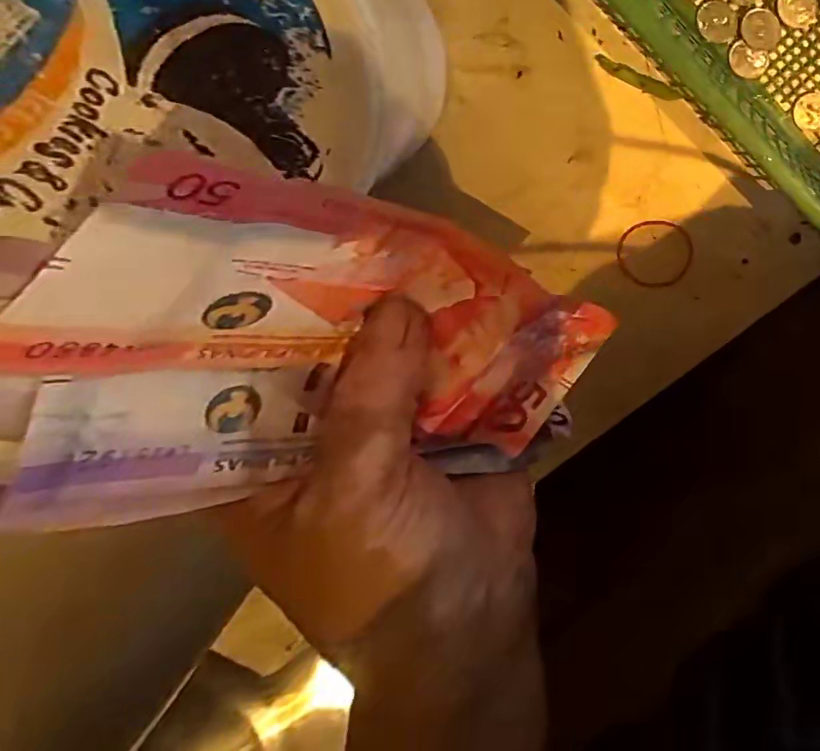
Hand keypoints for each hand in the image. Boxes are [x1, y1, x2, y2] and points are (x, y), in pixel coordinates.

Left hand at [216, 295, 543, 749]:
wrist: (472, 611)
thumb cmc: (377, 564)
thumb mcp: (353, 484)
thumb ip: (370, 396)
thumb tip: (396, 303)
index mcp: (272, 459)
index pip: (261, 378)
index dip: (280, 323)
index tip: (306, 259)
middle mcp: (338, 437)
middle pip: (357, 362)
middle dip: (384, 316)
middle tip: (404, 248)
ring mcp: (411, 433)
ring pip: (426, 367)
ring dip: (451, 328)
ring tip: (468, 265)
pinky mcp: (473, 432)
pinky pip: (482, 384)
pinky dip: (501, 355)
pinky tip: (519, 313)